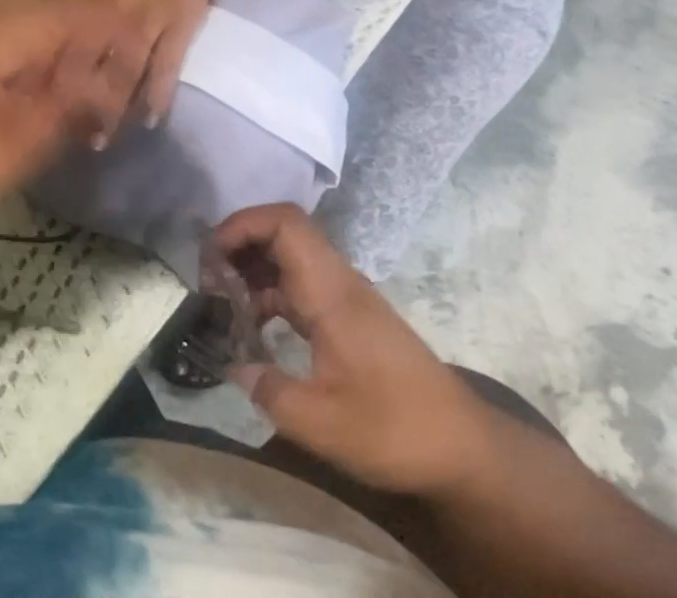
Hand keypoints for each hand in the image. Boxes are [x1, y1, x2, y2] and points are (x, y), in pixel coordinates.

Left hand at [0, 0, 144, 221]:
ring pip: (4, 0)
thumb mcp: (14, 145)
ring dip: (44, 16)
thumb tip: (98, 86)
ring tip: (75, 45)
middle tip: (110, 36)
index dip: (101, 19)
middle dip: (76, 11)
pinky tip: (28, 54)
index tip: (133, 33)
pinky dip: (14, 26)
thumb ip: (62, 107)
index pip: (58, 9)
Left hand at [15, 0, 228, 128]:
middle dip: (64, 100)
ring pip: (122, 71)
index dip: (30, 67)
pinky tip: (147, 120)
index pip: (44, 33)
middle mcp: (107, 3)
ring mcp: (145, 16)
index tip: (13, 101)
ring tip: (97, 142)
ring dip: (109, 109)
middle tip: (47, 137)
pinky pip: (166, 66)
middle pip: (79, 59)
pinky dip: (156, 95)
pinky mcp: (179, 26)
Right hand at [214, 204, 498, 496]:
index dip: (240, 225)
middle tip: (207, 283)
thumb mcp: (318, 421)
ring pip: (291, 259)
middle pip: (283, 233)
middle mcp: (341, 285)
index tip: (209, 260)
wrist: (469, 453)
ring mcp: (349, 301)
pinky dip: (268, 294)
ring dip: (251, 271)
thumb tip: (233, 366)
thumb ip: (266, 388)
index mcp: (332, 294)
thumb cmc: (395, 431)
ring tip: (222, 306)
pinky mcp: (352, 320)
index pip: (285, 223)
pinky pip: (301, 286)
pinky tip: (253, 328)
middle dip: (237, 246)